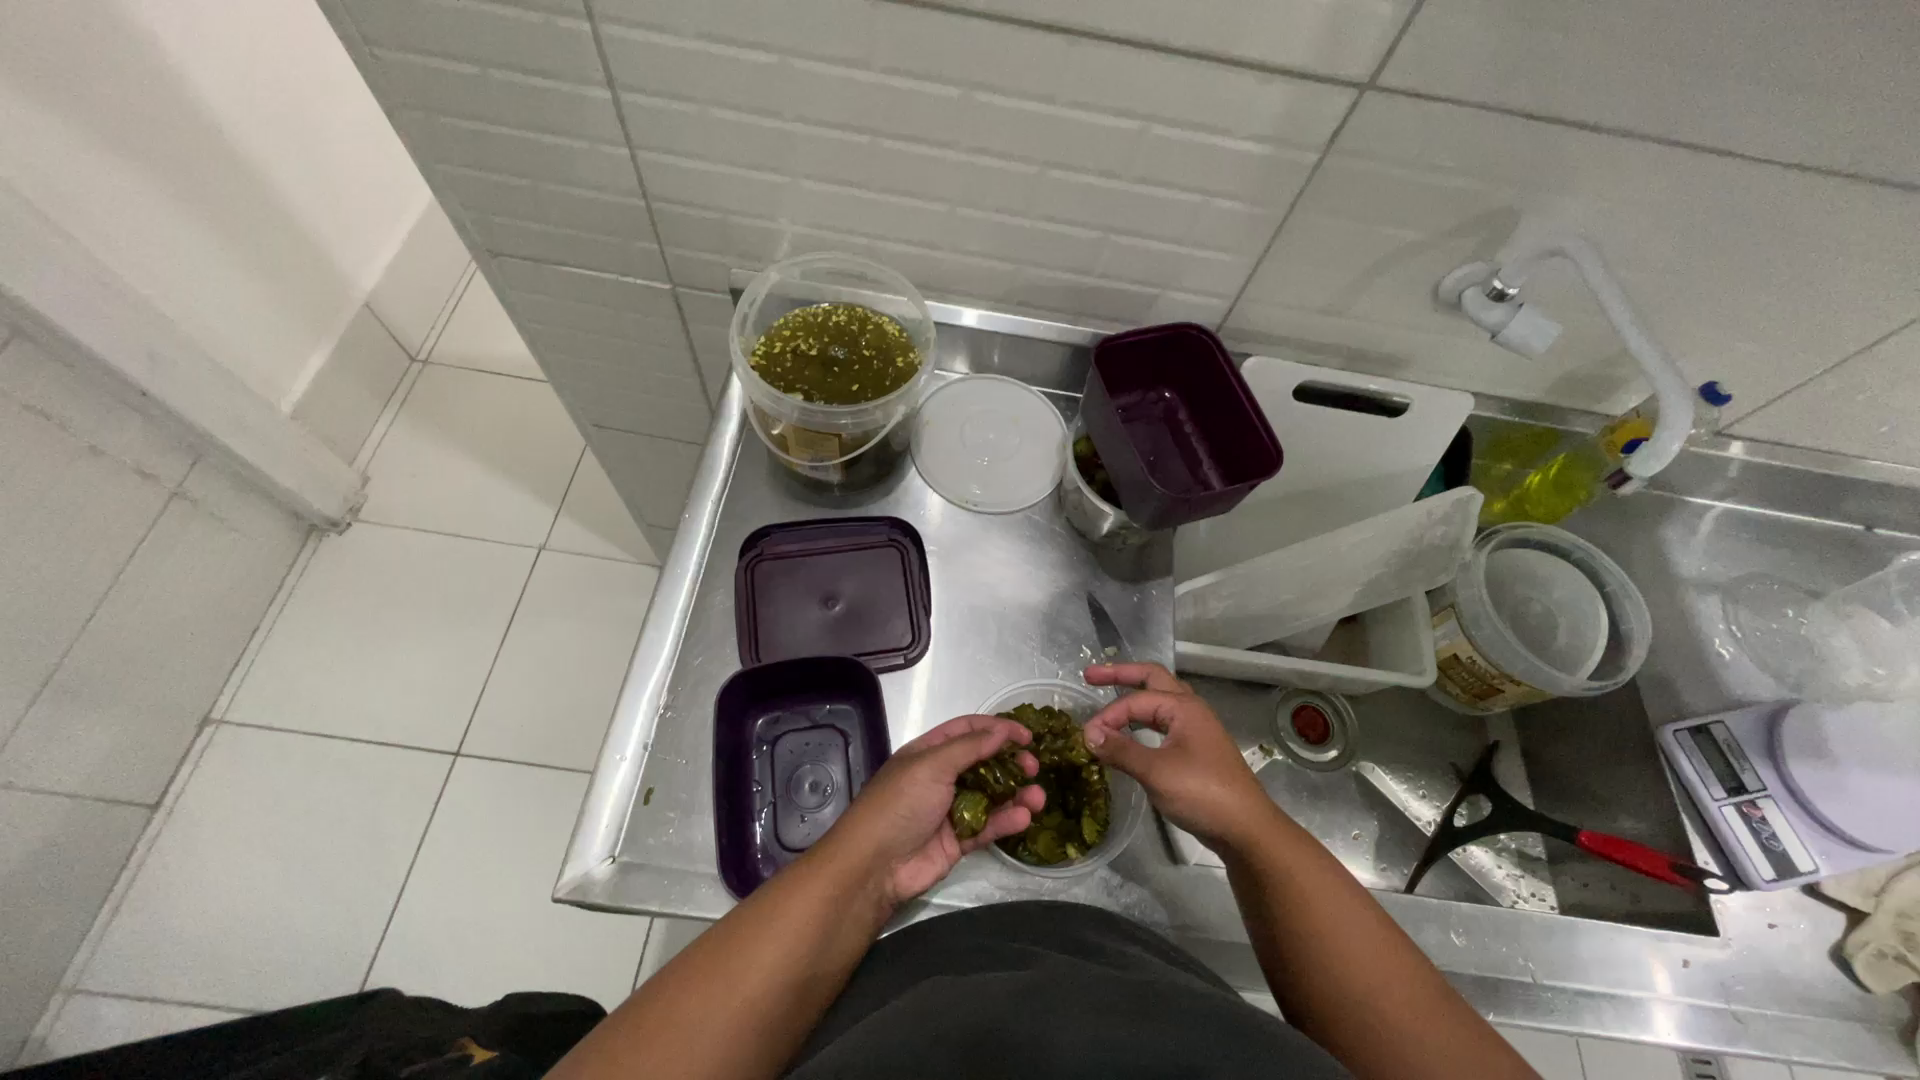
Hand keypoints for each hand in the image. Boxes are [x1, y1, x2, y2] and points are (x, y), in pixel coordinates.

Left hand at [815, 714, 1044, 908]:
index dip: (997, 729)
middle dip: (1011, 763)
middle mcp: (941, 777)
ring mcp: (950, 810)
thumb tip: (1002, 730)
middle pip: (984, 763)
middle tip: (1033, 768)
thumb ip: (970, 747)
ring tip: (1038, 797)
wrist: (874, 865)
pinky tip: (1024, 818)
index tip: (1027, 736)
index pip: (968, 731)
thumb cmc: (899, 804)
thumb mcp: (931, 765)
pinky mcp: (958, 840)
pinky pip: (988, 826)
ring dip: (1016, 794)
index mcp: (929, 752)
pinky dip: (1007, 821)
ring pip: (991, 796)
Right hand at [1083, 663, 1279, 854]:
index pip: (1135, 701)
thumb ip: (1121, 750)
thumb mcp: (1156, 772)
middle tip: (1090, 677)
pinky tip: (1134, 730)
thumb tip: (1088, 734)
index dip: (1107, 716)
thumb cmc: (1202, 793)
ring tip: (1111, 695)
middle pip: (1153, 680)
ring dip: (1136, 695)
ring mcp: (1197, 729)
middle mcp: (1191, 710)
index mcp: (1183, 707)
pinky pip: (1165, 721)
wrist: (1245, 828)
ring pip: (1161, 700)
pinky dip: (1145, 719)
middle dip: (1121, 675)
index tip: (1086, 738)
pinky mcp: (1197, 749)